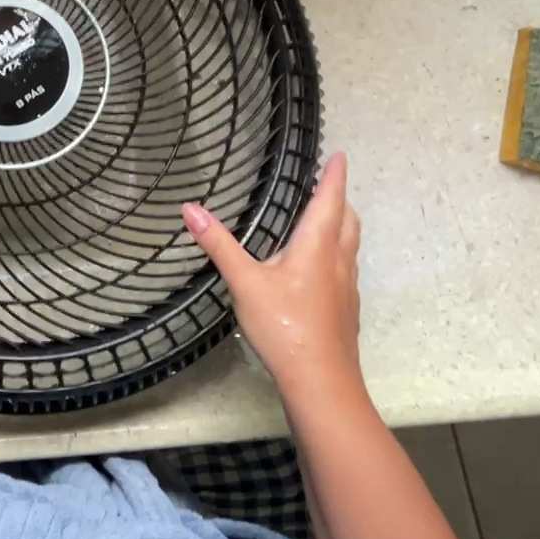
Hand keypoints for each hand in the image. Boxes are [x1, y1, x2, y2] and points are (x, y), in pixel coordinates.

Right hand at [184, 153, 361, 398]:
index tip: (340, 155)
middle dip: (339, 199)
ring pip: (349, 245)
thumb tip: (189, 208)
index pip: (330, 201)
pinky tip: (316, 267)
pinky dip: (336, 250)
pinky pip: (344, 267)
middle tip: (327, 183)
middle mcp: (337, 262)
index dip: (335, 176)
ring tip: (323, 217)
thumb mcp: (244, 282)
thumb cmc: (284, 326)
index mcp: (316, 248)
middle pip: (347, 221)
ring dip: (341, 224)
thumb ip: (218, 244)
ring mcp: (345, 288)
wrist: (322, 383)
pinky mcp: (344, 309)